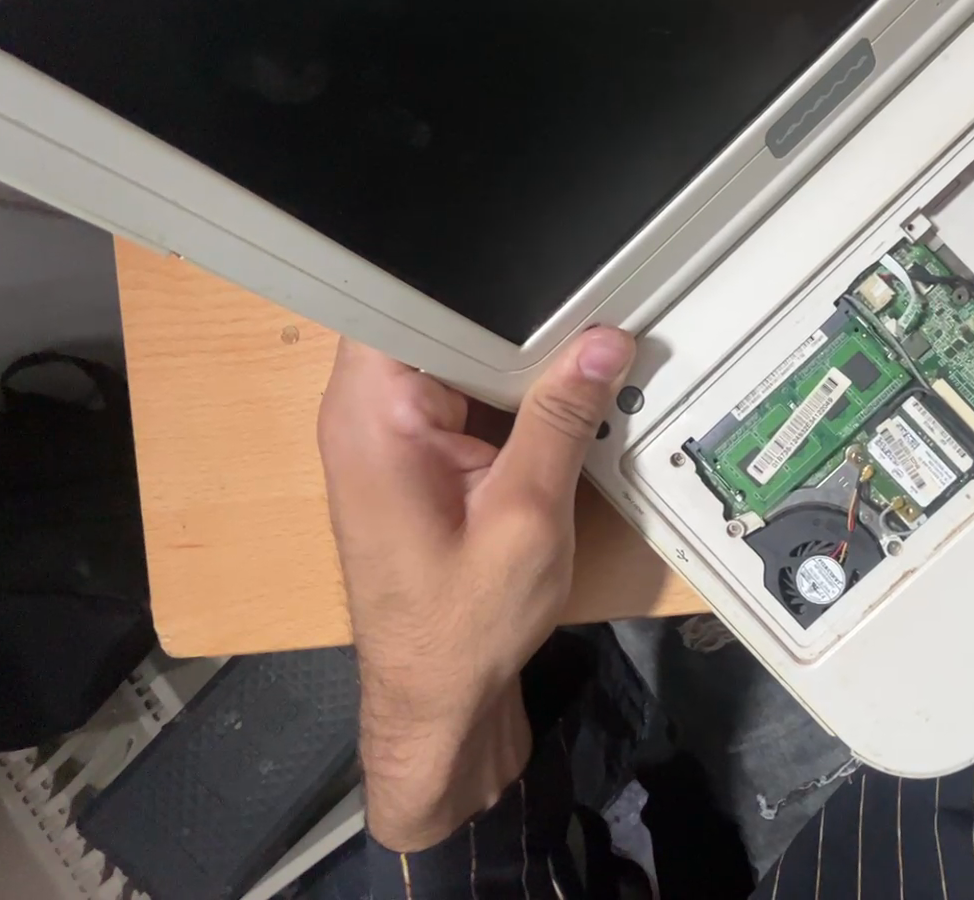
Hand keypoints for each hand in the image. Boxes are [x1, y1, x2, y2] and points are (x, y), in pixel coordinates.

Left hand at [317, 327, 635, 849]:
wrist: (441, 693)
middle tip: (586, 324)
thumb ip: (562, 418)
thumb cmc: (465, 624)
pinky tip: (553, 406)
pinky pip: (468, 391)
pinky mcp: (419, 449)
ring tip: (578, 364)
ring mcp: (392, 430)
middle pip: (440, 320)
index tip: (548, 281)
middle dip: (515, 323)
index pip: (406, 298)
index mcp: (374, 414)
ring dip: (518, 363)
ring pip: (461, 355)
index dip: (476, 280)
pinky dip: (512, 394)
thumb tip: (604, 342)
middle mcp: (369, 411)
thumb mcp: (528, 513)